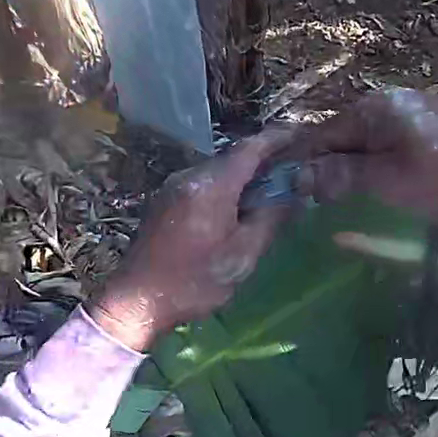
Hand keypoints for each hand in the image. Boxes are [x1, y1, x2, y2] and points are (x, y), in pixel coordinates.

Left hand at [89, 132, 292, 350]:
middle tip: (293, 166)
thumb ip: (270, 219)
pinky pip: (203, 183)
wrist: (137, 300)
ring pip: (217, 170)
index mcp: (211, 186)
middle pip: (233, 157)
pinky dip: (226, 186)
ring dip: (245, 174)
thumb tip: (293, 192)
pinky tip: (240, 204)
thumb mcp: (242, 255)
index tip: (301, 136)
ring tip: (272, 187)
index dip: (278, 139)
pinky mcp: (165, 201)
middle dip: (264, 158)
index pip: (250, 148)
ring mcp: (173, 187)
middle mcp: (189, 176)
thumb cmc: (193, 282)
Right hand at [290, 89, 437, 221]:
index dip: (304, 168)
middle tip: (325, 205)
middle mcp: (384, 103)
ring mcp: (409, 111)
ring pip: (363, 143)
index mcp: (369, 110)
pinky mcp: (429, 125)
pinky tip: (381, 184)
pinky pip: (387, 144)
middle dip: (328, 169)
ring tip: (350, 200)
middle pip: (340, 139)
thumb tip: (299, 176)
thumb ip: (341, 174)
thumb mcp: (390, 180)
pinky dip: (377, 164)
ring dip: (352, 169)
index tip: (298, 199)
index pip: (317, 137)